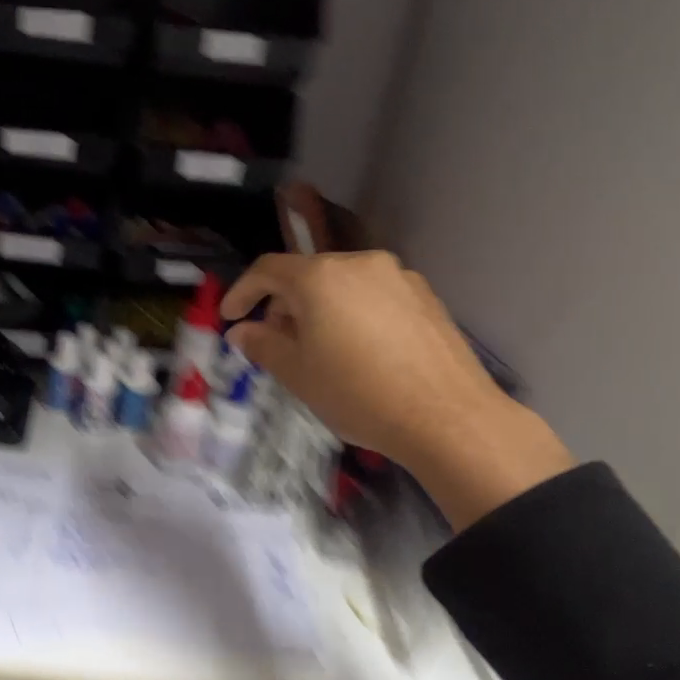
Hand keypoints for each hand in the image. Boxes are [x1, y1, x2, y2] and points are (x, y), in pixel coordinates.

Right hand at [222, 251, 574, 528]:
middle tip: (277, 345)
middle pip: (308, 275)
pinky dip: (355, 314)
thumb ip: (263, 345)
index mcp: (320, 277)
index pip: (268, 270)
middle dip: (285, 306)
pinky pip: (374, 296)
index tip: (231, 317)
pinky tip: (361, 353)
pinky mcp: (426, 296)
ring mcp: (399, 277)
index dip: (243, 292)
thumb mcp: (298, 375)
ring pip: (343, 285)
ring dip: (321, 310)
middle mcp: (360, 263)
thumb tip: (242, 331)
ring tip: (321, 352)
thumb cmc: (358, 394)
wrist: (447, 417)